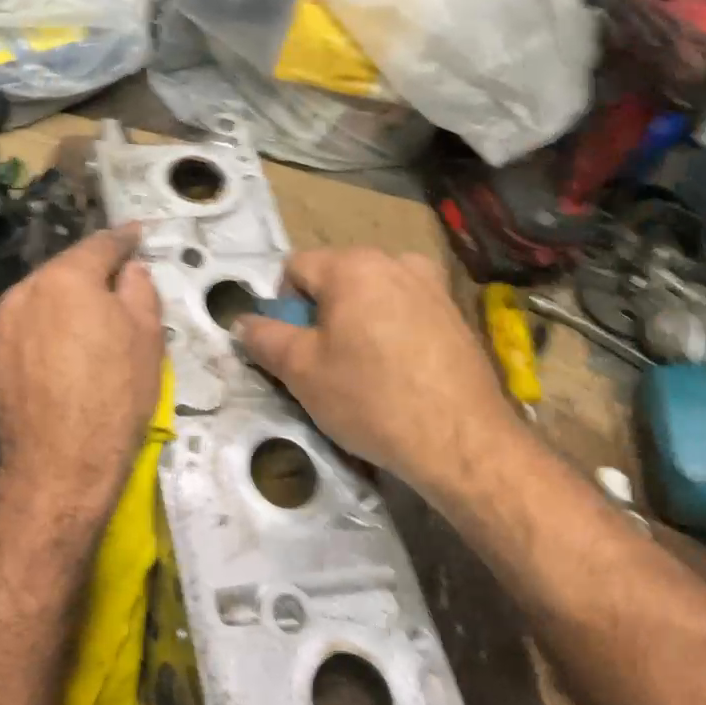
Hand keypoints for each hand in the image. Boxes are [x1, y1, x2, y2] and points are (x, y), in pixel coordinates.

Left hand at [0, 226, 163, 516]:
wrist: (60, 465)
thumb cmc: (114, 398)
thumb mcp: (147, 340)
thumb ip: (140, 291)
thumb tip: (129, 270)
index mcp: (67, 279)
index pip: (100, 245)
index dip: (123, 239)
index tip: (136, 234)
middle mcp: (24, 292)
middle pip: (62, 273)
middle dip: (88, 277)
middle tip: (114, 290)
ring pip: (35, 302)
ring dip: (58, 306)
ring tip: (81, 331)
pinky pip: (18, 334)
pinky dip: (36, 336)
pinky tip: (52, 362)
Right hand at [234, 249, 517, 494]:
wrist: (463, 442)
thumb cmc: (371, 399)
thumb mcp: (300, 371)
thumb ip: (264, 338)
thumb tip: (242, 322)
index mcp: (353, 266)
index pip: (295, 268)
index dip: (283, 308)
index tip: (294, 349)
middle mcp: (395, 262)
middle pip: (336, 279)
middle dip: (322, 314)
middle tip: (325, 364)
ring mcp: (432, 286)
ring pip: (372, 295)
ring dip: (357, 322)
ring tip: (364, 370)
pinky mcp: (456, 315)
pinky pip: (406, 311)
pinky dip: (392, 332)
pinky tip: (399, 374)